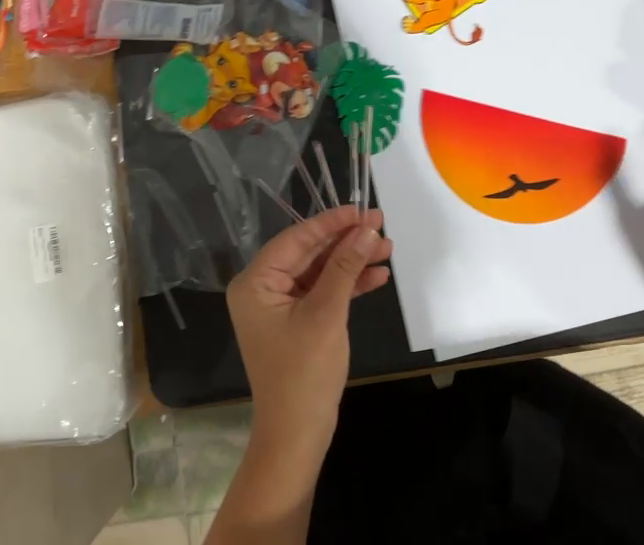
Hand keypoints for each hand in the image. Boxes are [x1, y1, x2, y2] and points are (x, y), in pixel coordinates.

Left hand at [226, 205, 392, 452]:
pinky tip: (377, 276)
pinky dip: (348, 285)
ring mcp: (280, 307)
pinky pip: (323, 292)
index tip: (362, 209)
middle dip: (346, 241)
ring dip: (352, 261)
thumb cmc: (304, 371)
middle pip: (308, 253)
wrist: (297, 433)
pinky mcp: (297, 322)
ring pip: (319, 271)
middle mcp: (263, 289)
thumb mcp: (327, 314)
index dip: (330, 222)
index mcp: (255, 282)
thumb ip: (345, 267)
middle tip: (381, 224)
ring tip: (387, 249)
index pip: (295, 239)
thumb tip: (366, 229)